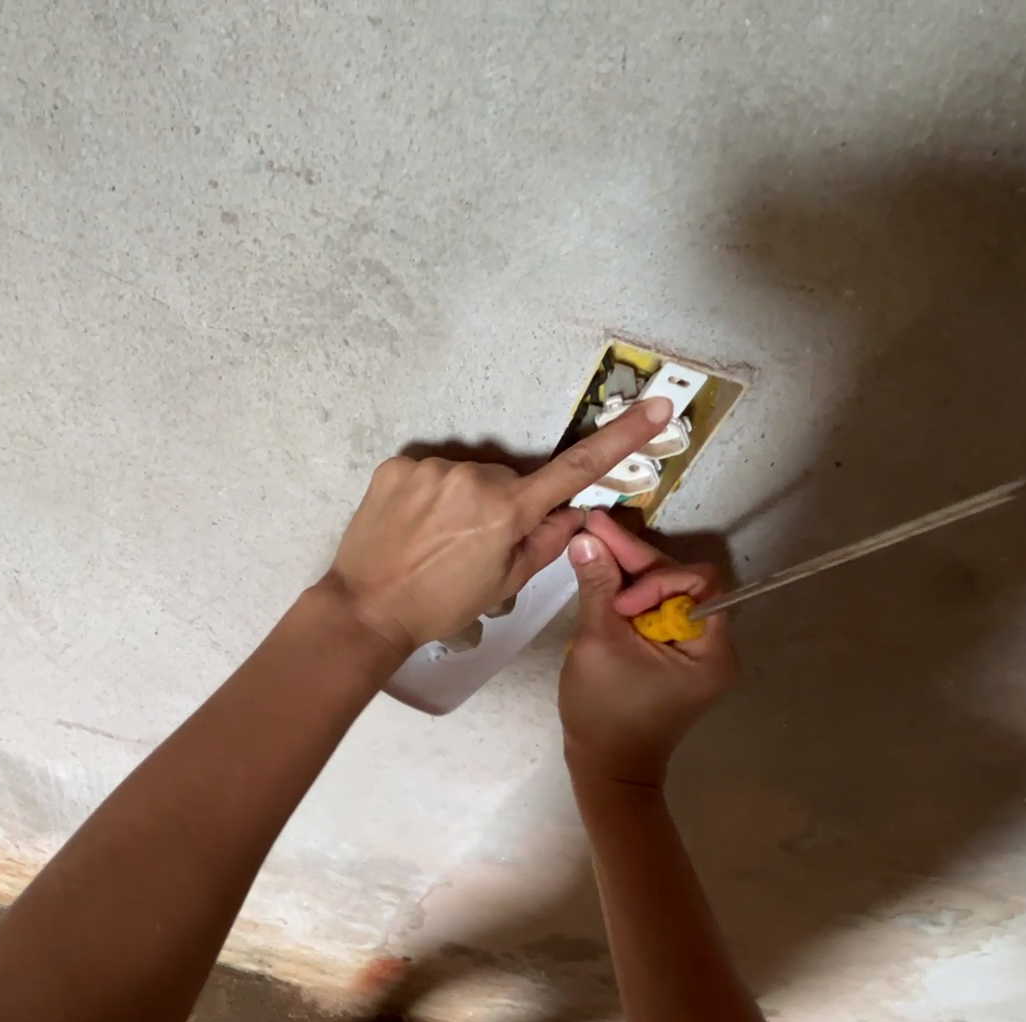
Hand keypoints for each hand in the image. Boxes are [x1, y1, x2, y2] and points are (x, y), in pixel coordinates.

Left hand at [324, 397, 673, 652]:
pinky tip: (413, 525)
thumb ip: (546, 542)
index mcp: (506, 510)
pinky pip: (430, 473)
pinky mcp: (397, 466)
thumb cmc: (441, 605)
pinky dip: (429, 494)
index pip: (575, 470)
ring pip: (467, 476)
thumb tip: (573, 512)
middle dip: (502, 503)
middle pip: (507, 479)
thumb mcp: (505, 584)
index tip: (657, 408)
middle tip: (473, 544)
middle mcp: (472, 478)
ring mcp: (430, 468)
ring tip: (437, 538)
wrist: (367, 608)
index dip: (621, 438)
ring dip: (462, 498)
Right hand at [560, 512, 738, 786]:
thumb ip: (597, 587)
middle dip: (636, 562)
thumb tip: (586, 537)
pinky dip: (629, 596)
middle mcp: (711, 645)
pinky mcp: (672, 653)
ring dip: (629, 574)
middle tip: (594, 531)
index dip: (657, 577)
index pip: (697, 584)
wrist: (606, 767)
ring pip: (664, 594)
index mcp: (709, 648)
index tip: (619, 597)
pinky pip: (655, 613)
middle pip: (679, 583)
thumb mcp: (598, 643)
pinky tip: (601, 575)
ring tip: (591, 546)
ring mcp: (692, 649)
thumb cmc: (606, 711)